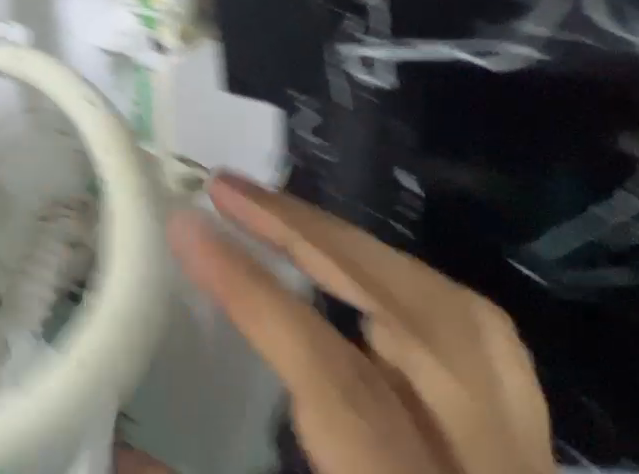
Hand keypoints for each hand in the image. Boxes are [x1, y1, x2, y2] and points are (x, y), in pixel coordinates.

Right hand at [168, 174, 553, 473]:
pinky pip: (487, 352)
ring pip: (467, 327)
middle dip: (316, 241)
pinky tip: (356, 275)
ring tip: (279, 215)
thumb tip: (110, 444)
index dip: (257, 294)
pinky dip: (413, 290)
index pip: (334, 380)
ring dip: (363, 252)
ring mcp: (522, 467)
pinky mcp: (528, 461)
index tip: (188, 226)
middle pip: (421, 326)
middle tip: (228, 192)